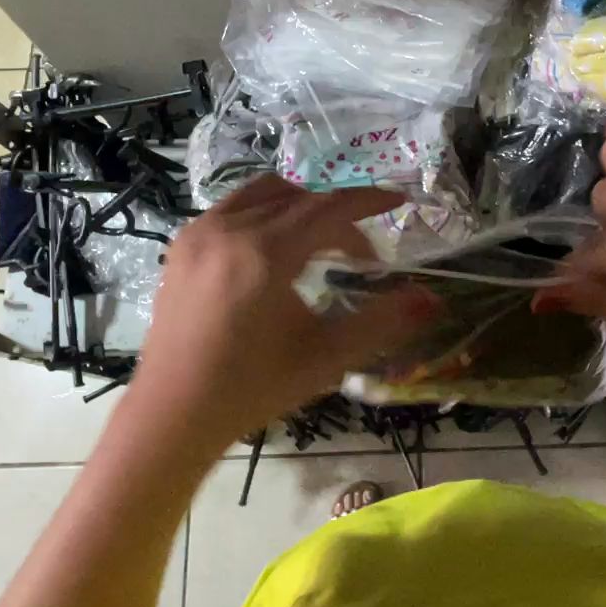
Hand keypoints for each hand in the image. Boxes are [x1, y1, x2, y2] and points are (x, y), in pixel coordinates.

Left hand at [125, 175, 437, 449]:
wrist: (173, 413)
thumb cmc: (252, 388)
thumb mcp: (325, 358)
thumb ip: (381, 323)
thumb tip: (431, 299)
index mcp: (266, 254)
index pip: (329, 208)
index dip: (369, 201)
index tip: (398, 200)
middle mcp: (230, 230)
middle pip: (300, 198)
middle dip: (338, 215)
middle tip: (360, 252)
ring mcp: (200, 233)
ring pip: (263, 193)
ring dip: (301, 206)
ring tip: (321, 241)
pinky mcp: (182, 244)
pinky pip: (233, 207)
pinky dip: (265, 213)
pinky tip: (274, 250)